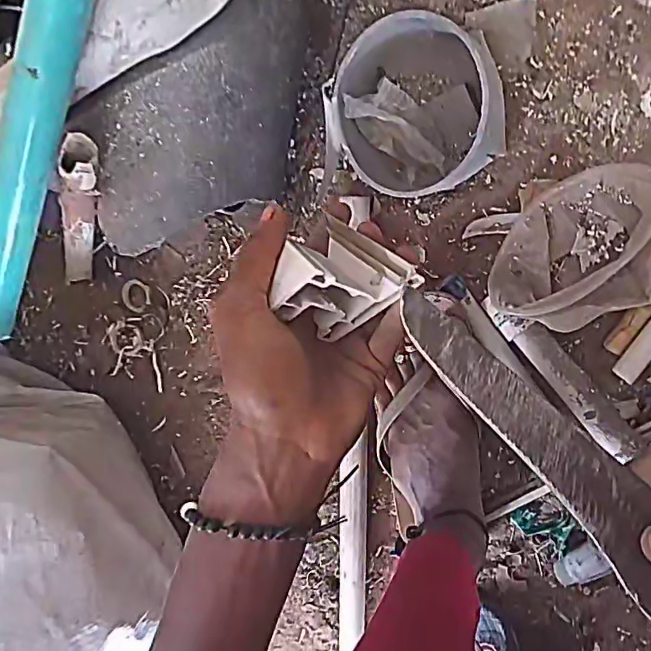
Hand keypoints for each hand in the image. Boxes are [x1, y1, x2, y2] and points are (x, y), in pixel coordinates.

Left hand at [202, 205, 404, 525]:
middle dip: (361, 247)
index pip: (304, 258)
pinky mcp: (369, 360)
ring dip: (387, 271)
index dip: (322, 232)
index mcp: (276, 305)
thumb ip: (255, 261)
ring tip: (399, 250)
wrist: (286, 439)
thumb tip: (272, 218)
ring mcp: (343, 339)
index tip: (338, 211)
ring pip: (372, 295)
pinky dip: (403, 309)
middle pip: (343, 272)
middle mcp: (312, 319)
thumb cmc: (255, 384)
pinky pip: (390, 329)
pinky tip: (411, 288)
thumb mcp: (239, 311)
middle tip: (374, 229)